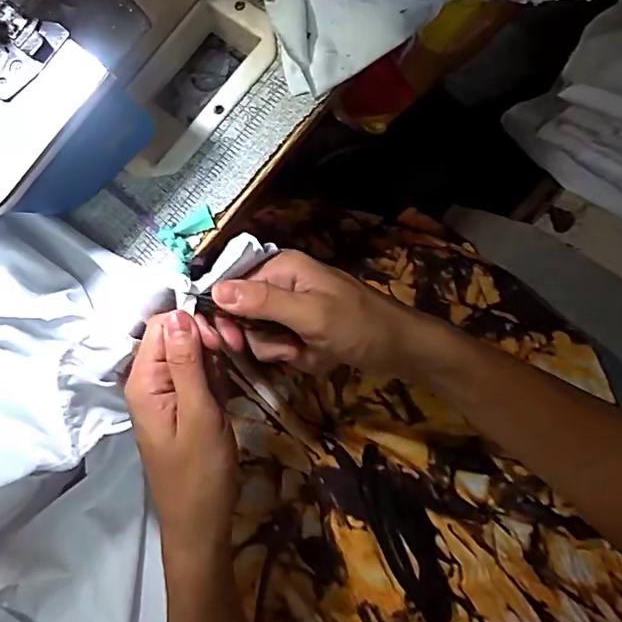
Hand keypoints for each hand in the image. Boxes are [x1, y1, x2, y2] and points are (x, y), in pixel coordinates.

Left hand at [126, 310, 237, 541]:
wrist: (200, 527)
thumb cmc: (200, 474)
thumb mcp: (198, 414)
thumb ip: (186, 362)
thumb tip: (178, 313)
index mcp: (142, 379)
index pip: (161, 325)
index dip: (191, 325)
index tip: (220, 343)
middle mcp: (146, 380)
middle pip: (174, 336)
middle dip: (205, 344)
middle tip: (228, 369)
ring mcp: (162, 393)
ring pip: (188, 355)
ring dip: (212, 364)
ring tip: (224, 391)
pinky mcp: (178, 405)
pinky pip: (194, 376)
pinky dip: (212, 380)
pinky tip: (223, 398)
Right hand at [206, 250, 452, 378]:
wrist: (406, 352)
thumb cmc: (360, 326)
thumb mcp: (310, 314)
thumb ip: (262, 302)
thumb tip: (214, 291)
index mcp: (278, 266)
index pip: (228, 286)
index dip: (225, 314)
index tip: (233, 341)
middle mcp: (279, 281)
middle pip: (240, 312)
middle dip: (262, 338)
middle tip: (287, 349)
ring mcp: (289, 305)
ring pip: (258, 333)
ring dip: (281, 350)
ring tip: (309, 351)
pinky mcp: (298, 326)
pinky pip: (277, 343)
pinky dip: (294, 354)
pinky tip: (317, 355)